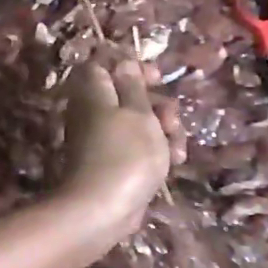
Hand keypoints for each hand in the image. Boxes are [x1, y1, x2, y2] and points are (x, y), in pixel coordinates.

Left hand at [57, 60, 180, 235]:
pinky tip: (174, 162)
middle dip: (157, 105)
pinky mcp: (114, 160)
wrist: (104, 205)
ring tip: (175, 148)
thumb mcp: (138, 114)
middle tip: (171, 119)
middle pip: (127, 96)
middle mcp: (91, 113)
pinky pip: (138, 145)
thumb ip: (131, 87)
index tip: (156, 78)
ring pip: (139, 122)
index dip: (129, 69)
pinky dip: (157, 150)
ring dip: (164, 130)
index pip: (101, 68)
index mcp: (91, 96)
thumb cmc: (126, 154)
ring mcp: (101, 138)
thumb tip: (119, 61)